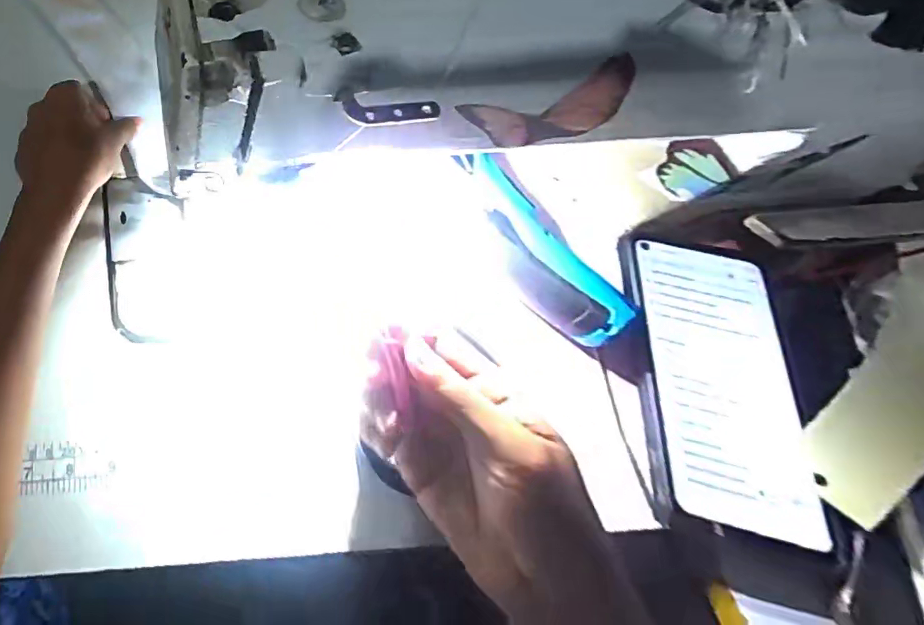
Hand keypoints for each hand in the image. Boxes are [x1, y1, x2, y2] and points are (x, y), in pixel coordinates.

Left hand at [15, 81, 140, 204]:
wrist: (54, 193)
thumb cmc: (87, 157)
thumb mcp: (114, 141)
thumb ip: (125, 126)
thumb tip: (136, 121)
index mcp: (63, 95)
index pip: (83, 93)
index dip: (96, 109)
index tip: (104, 128)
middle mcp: (40, 106)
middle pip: (65, 108)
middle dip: (78, 120)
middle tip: (94, 142)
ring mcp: (27, 128)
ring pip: (50, 126)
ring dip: (62, 135)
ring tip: (78, 157)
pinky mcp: (20, 150)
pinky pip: (40, 145)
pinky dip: (49, 152)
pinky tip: (63, 167)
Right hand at [362, 332, 648, 624]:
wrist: (551, 592)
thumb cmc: (548, 510)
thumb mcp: (512, 446)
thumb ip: (459, 397)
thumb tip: (412, 346)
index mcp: (490, 393)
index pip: (446, 349)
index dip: (415, 336)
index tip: (386, 331)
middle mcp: (456, 408)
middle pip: (410, 369)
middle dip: (388, 361)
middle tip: (372, 367)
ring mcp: (433, 437)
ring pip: (392, 398)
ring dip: (377, 392)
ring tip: (376, 400)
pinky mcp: (414, 467)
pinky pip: (385, 435)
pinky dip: (374, 424)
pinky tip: (382, 429)